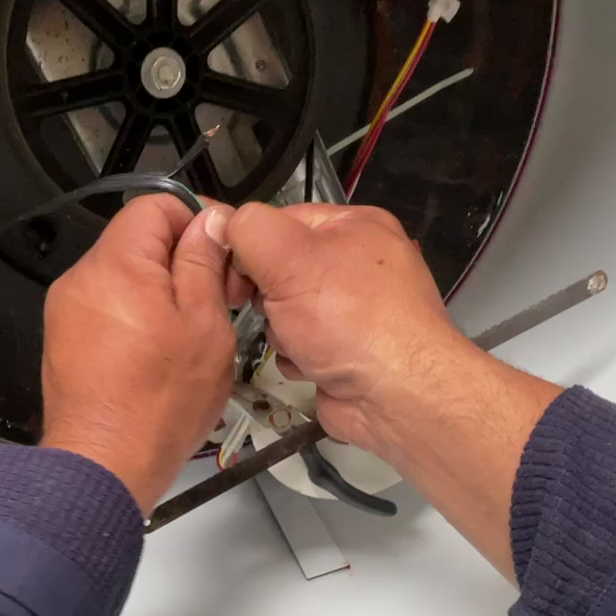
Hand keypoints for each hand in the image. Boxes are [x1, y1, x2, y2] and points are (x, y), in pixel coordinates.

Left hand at [41, 195, 236, 514]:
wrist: (104, 465)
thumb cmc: (159, 405)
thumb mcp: (204, 327)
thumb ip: (204, 264)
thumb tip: (209, 221)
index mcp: (117, 265)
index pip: (155, 205)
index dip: (194, 220)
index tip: (221, 253)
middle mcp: (81, 279)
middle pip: (137, 241)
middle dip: (179, 262)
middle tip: (214, 302)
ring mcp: (66, 311)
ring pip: (122, 277)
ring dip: (158, 294)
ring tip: (185, 337)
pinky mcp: (63, 340)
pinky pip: (105, 309)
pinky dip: (133, 319)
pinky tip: (155, 356)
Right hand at [224, 202, 472, 457]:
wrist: (397, 395)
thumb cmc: (347, 318)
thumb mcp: (288, 259)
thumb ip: (249, 231)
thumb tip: (218, 220)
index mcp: (352, 226)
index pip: (279, 222)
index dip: (247, 246)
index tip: (229, 275)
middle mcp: (356, 264)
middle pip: (279, 270)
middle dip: (267, 296)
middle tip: (273, 311)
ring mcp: (353, 312)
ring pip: (285, 312)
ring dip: (281, 333)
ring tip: (300, 344)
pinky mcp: (345, 352)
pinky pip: (299, 346)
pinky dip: (298, 359)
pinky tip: (311, 366)